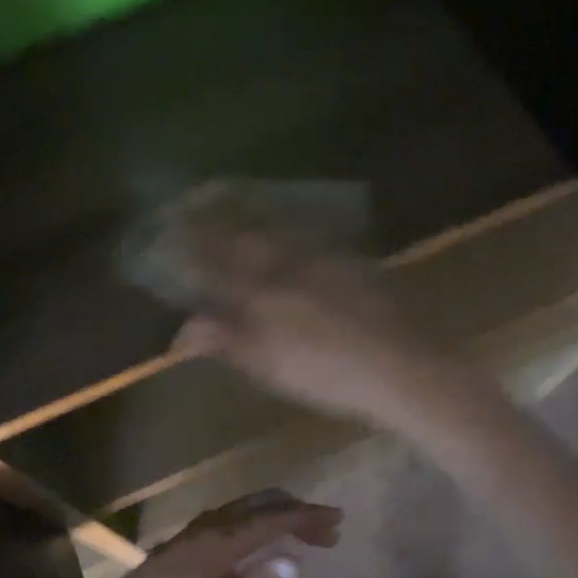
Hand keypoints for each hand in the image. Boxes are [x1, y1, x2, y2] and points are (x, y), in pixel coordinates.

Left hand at [72, 491, 340, 577]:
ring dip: (273, 514)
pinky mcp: (183, 543)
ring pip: (242, 509)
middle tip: (326, 530)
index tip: (337, 519)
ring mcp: (192, 532)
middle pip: (259, 505)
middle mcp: (208, 527)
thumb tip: (294, 561)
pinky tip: (255, 541)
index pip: (273, 518)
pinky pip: (228, 518)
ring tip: (298, 531)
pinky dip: (253, 521)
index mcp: (221, 541)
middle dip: (294, 511)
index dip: (307, 517)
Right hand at [172, 229, 469, 425]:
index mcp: (262, 289)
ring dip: (257, 220)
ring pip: (282, 232)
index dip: (195, 244)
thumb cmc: (325, 373)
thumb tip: (185, 328)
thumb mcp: (267, 364)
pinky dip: (294, 234)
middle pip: (249, 236)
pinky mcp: (356, 264)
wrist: (402, 365)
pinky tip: (296, 239)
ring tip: (241, 212)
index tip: (176, 228)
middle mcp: (290, 264)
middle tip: (203, 205)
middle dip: (223, 221)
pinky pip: (313, 239)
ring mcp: (326, 259)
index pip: (218, 260)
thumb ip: (225, 340)